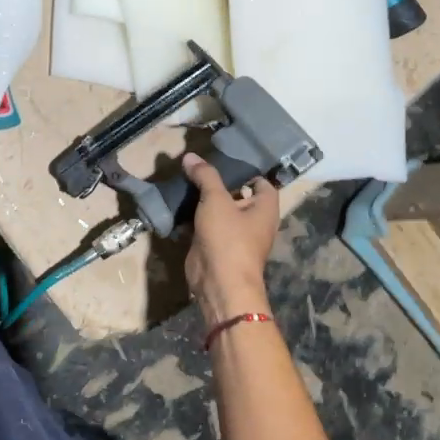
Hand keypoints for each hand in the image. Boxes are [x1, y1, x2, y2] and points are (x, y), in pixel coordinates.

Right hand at [182, 154, 279, 324]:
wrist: (219, 282)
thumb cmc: (228, 238)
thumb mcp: (216, 200)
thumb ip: (205, 176)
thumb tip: (191, 156)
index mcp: (264, 209)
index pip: (262, 183)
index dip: (247, 170)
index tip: (225, 157)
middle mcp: (252, 221)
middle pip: (236, 193)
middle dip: (217, 181)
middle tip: (196, 164)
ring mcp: (232, 234)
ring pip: (217, 208)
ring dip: (201, 197)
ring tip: (182, 177)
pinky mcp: (213, 243)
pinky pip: (203, 223)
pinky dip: (191, 214)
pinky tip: (175, 201)